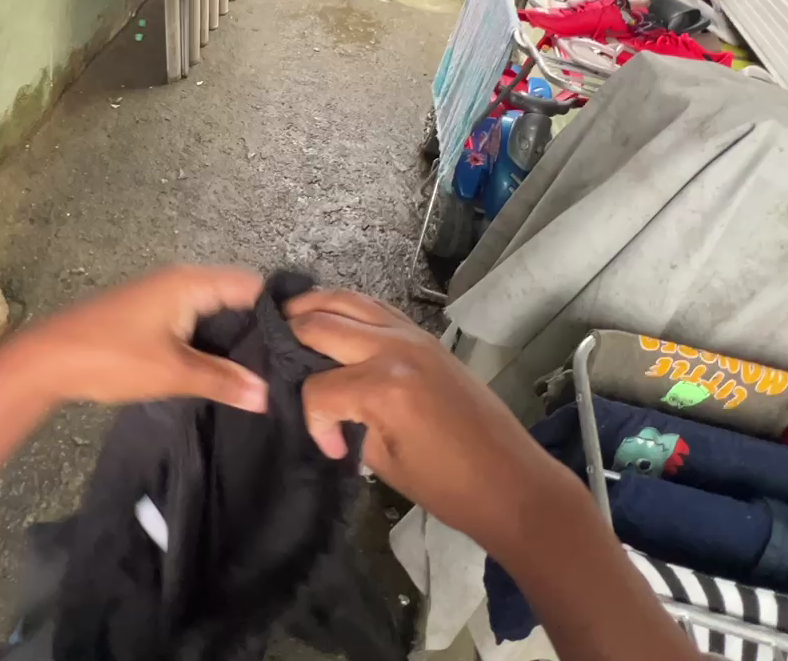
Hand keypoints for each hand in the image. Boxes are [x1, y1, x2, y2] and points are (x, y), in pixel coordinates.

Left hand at [0, 265, 264, 502]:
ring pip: (213, 308)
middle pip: (234, 294)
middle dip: (257, 325)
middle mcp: (180, 279)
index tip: (301, 342)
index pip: (249, 285)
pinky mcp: (151, 311)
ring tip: (262, 367)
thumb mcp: (172, 373)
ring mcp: (163, 294)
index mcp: (190, 283)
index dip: (276, 310)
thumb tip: (267, 395)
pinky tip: (221, 364)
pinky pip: (195, 316)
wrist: (49, 358)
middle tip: (286, 360)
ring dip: (232, 333)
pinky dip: (211, 335)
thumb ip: (222, 380)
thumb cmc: (113, 357)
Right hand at [287, 291, 699, 660]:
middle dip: (290, 337)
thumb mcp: (383, 461)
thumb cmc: (449, 487)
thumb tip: (321, 409)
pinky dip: (348, 308)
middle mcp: (393, 348)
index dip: (310, 419)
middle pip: (321, 323)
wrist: (514, 483)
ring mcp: (411, 335)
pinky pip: (376, 307)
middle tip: (273, 355)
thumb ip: (346, 423)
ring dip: (314, 307)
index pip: (317, 388)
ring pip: (348, 300)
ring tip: (287, 320)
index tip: (327, 445)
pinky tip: (332, 321)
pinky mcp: (424, 335)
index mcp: (383, 387)